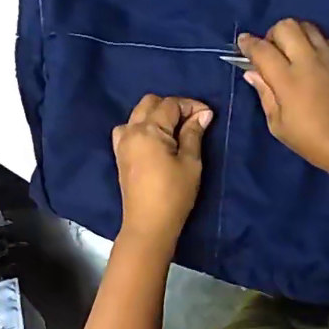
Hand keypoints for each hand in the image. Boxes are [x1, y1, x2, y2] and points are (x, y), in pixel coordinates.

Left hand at [112, 94, 213, 244]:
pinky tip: (155, 140)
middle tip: (192, 122)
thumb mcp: (190, 162)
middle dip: (172, 107)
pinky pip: (128, 130)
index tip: (208, 116)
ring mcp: (122, 144)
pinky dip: (141, 127)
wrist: (148, 224)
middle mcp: (131, 131)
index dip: (191, 106)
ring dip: (155, 115)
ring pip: (136, 115)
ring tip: (173, 131)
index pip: (170, 104)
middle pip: (150, 103)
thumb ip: (193, 134)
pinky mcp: (120, 156)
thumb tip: (203, 114)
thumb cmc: (173, 194)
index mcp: (148, 130)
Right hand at [237, 18, 328, 176]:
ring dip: (297, 36)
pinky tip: (320, 65)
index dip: (248, 43)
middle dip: (274, 34)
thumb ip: (265, 94)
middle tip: (273, 51)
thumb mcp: (278, 125)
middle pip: (286, 26)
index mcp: (288, 80)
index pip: (262, 50)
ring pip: (309, 28)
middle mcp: (310, 60)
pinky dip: (319, 47)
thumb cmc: (311, 140)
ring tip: (296, 54)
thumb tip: (253, 73)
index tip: (243, 43)